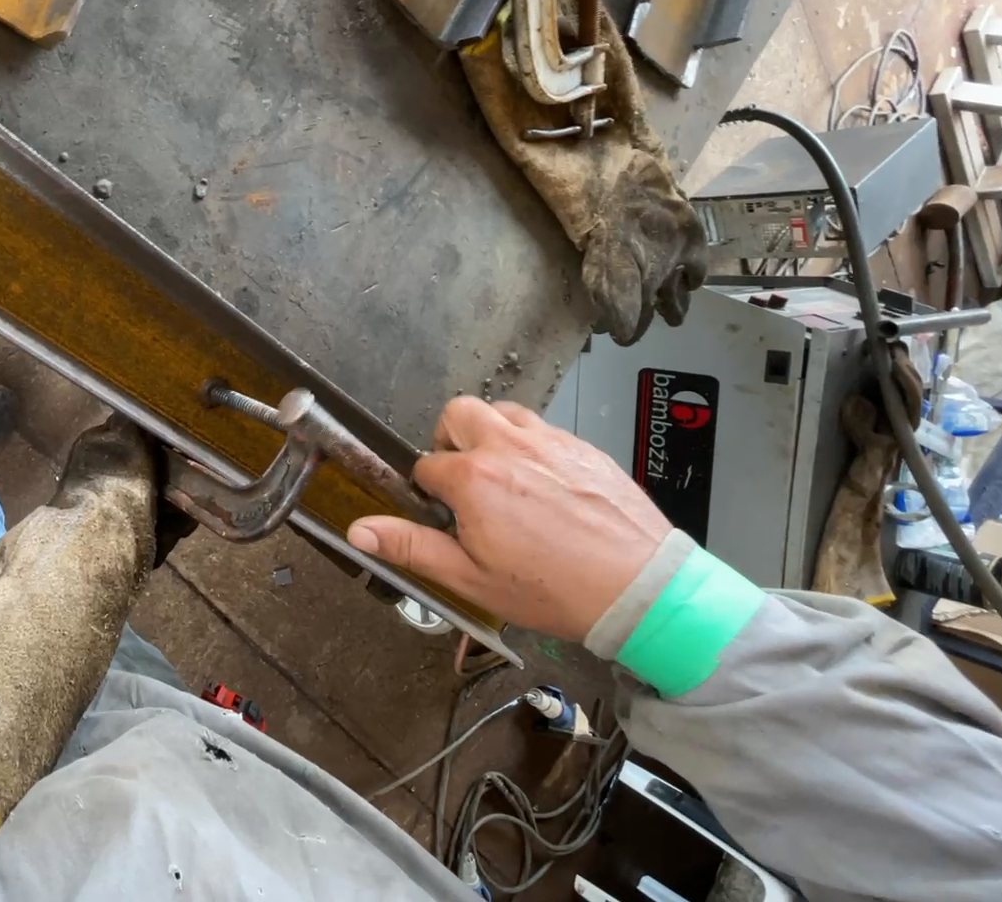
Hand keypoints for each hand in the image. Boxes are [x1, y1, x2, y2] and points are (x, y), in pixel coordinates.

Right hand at [347, 397, 670, 641]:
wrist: (642, 591)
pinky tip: (543, 483)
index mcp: (473, 479)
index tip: (442, 512)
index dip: (427, 490)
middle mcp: (507, 447)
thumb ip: (409, 546)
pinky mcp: (583, 447)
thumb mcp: (469, 577)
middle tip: (462, 479)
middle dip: (449, 440)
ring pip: (501, 411)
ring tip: (500, 472)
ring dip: (490, 433)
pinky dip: (531, 444)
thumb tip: (359, 531)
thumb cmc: (554, 588)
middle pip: (457, 413)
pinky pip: (543, 428)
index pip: (426, 466)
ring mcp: (549, 442)